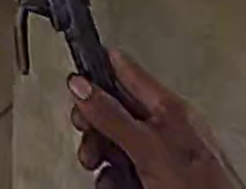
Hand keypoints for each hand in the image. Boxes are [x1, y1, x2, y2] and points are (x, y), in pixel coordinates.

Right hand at [69, 50, 244, 188]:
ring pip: (116, 138)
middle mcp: (167, 127)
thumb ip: (112, 115)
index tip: (74, 82)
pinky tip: (112, 183)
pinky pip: (126, 165)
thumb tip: (79, 84)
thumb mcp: (148, 150)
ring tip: (95, 165)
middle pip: (114, 106)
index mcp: (170, 108)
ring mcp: (164, 156)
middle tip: (84, 132)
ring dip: (99, 151)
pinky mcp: (161, 180)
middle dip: (93, 121)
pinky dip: (112, 174)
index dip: (94, 68)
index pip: (122, 68)